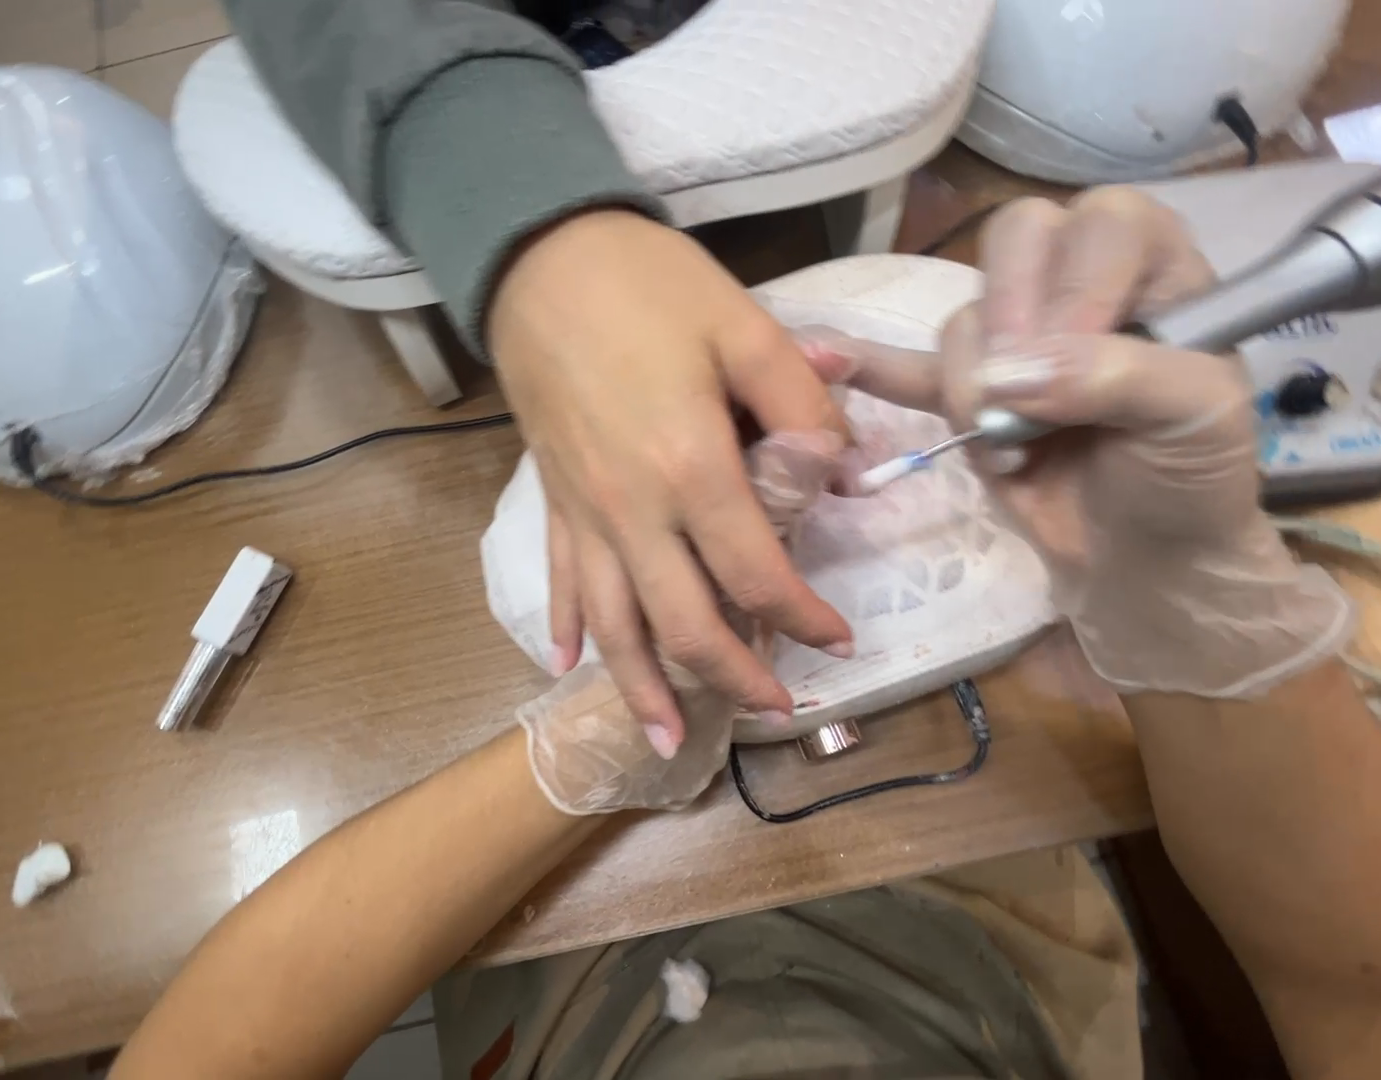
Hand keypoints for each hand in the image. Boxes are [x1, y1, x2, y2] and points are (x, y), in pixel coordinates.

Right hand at [489, 210, 853, 756]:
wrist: (540, 262)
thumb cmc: (648, 287)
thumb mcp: (744, 327)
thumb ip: (802, 403)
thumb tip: (839, 472)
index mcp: (689, 468)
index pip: (755, 572)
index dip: (802, 615)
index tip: (837, 641)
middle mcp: (631, 511)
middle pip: (682, 622)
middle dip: (731, 675)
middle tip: (772, 707)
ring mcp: (583, 513)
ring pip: (613, 622)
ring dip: (640, 686)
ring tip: (663, 739)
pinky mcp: (552, 501)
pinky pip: (560, 578)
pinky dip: (566, 625)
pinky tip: (565, 664)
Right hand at [806, 188, 1350, 696]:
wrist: (1136, 556)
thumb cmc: (1185, 479)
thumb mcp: (1196, 417)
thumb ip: (1117, 376)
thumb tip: (1005, 376)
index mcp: (1153, 268)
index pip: (1100, 226)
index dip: (1075, 286)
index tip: (1074, 363)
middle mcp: (1076, 287)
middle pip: (1016, 241)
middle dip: (1009, 318)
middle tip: (1015, 397)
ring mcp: (1011, 341)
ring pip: (961, 320)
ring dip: (971, 385)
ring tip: (1008, 448)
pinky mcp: (961, 396)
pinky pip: (907, 370)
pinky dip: (870, 366)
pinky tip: (826, 356)